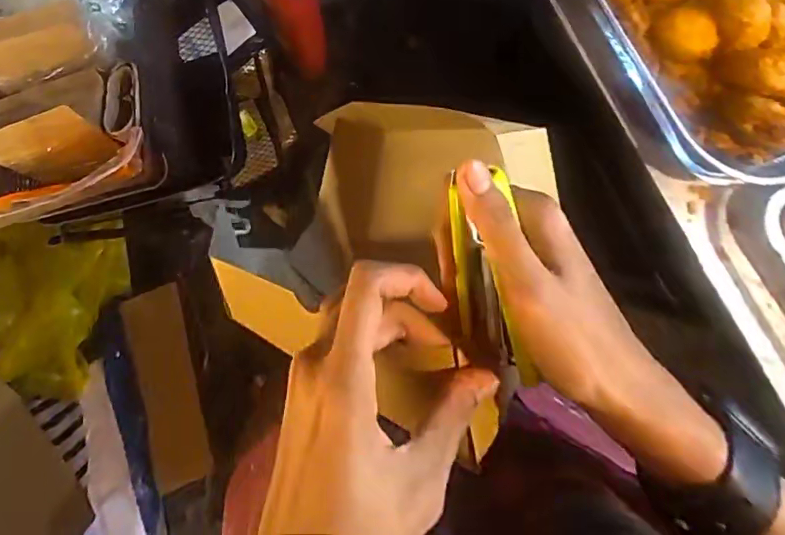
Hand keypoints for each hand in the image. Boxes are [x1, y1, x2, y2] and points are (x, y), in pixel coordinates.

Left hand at [258, 261, 497, 534]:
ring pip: (346, 317)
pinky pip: (335, 343)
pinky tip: (396, 371)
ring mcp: (301, 375)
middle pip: (359, 299)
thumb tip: (485, 375)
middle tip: (446, 342)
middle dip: (407, 308)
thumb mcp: (416, 481)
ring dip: (389, 323)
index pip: (364, 285)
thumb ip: (450, 419)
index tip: (444, 303)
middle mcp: (314, 362)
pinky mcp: (299, 391)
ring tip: (429, 354)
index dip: (405, 275)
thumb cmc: (357, 527)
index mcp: (341, 376)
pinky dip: (369, 340)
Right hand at [455, 161, 727, 484]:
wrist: (625, 395)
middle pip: (476, 219)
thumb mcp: (525, 280)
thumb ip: (495, 224)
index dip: (451, 224)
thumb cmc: (573, 338)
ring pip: (483, 246)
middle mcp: (539, 221)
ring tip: (466, 311)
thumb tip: (466, 163)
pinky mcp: (541, 276)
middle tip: (458, 297)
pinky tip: (482, 316)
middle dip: (458, 253)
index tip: (448, 266)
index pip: (472, 191)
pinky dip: (484, 288)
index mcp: (536, 212)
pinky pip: (497, 269)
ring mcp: (541, 250)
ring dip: (467, 274)